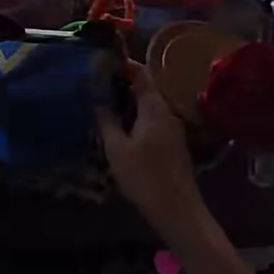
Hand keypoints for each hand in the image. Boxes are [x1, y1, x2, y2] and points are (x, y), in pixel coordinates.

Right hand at [98, 62, 213, 252]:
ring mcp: (172, 128)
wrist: (178, 211)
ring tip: (104, 102)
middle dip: (122, 82)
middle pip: (145, 87)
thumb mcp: (117, 147)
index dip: (121, 64)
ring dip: (128, 100)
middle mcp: (167, 112)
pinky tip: (120, 126)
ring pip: (148, 104)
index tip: (100, 62)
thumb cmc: (145, 177)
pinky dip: (136, 115)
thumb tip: (94, 92)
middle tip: (96, 83)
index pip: (140, 73)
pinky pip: (152, 118)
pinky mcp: (172, 143)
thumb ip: (106, 117)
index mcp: (155, 107)